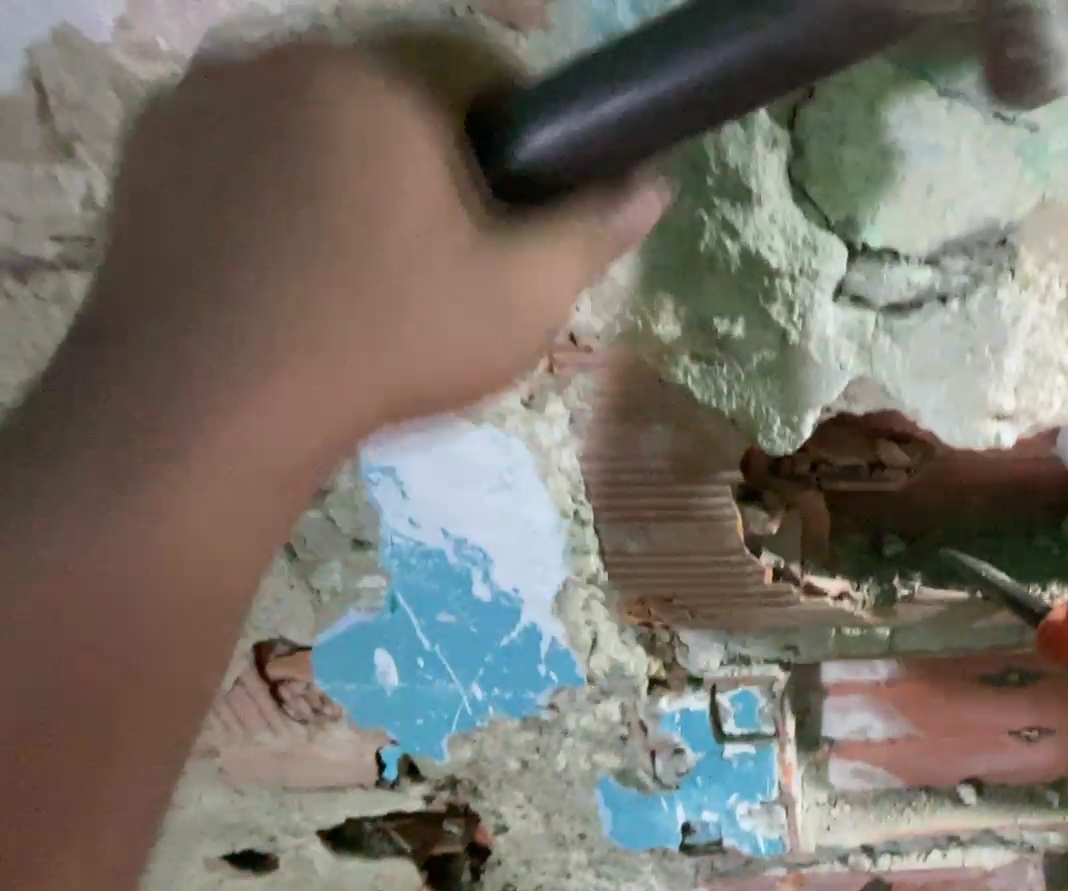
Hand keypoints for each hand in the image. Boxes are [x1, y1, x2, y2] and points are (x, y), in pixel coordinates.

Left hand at [74, 41, 668, 432]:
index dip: (526, 126)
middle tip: (467, 239)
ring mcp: (203, 97)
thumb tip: (655, 188)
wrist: (214, 397)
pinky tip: (317, 255)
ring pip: (326, 111)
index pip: (477, 64)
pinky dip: (301, 177)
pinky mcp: (156, 144)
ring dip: (373, 161)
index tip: (535, 193)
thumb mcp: (525, 296)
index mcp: (381, 84)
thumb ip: (593, 231)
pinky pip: (259, 139)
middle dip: (447, 148)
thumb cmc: (395, 336)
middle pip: (399, 86)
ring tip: (390, 254)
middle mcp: (281, 59)